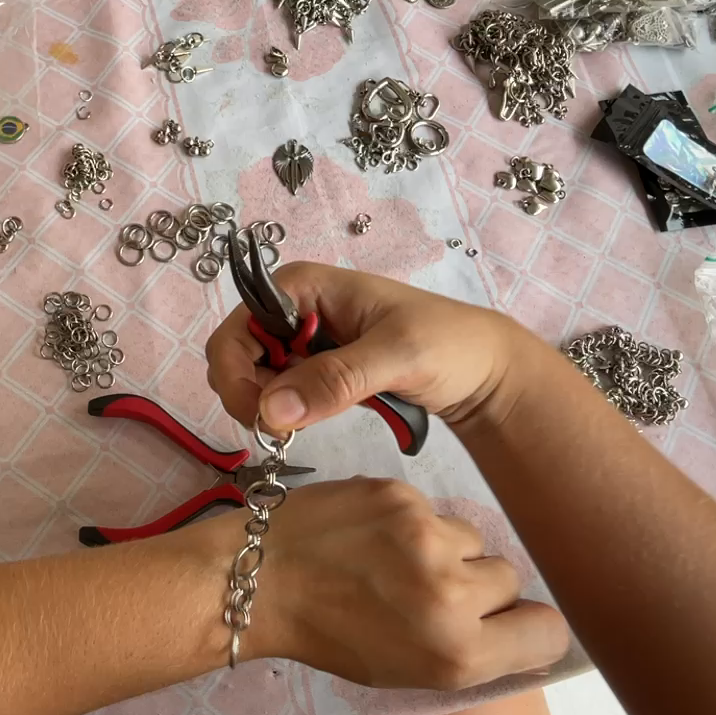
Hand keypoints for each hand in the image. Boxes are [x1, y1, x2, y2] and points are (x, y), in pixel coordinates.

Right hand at [206, 262, 520, 431]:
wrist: (483, 371)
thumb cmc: (449, 345)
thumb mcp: (396, 356)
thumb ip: (335, 379)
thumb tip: (269, 412)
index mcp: (299, 286)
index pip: (235, 331)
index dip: (237, 374)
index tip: (265, 416)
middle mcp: (288, 308)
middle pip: (232, 356)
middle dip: (249, 394)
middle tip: (285, 428)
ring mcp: (297, 340)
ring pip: (248, 379)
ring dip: (266, 407)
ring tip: (310, 420)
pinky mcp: (310, 368)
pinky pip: (274, 393)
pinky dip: (282, 412)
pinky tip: (313, 417)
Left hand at [214, 477, 567, 687]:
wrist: (262, 577)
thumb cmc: (330, 632)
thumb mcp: (408, 669)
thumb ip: (471, 650)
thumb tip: (523, 624)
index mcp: (458, 653)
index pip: (547, 631)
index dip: (524, 624)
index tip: (498, 619)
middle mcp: (450, 592)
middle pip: (508, 577)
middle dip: (475, 582)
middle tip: (424, 585)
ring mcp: (424, 534)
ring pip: (470, 535)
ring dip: (444, 545)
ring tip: (390, 555)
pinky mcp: (396, 492)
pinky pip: (430, 507)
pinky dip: (409, 518)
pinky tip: (369, 530)